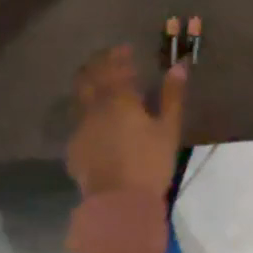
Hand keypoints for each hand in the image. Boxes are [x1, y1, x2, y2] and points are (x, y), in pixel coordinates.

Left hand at [67, 45, 186, 197]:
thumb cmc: (149, 163)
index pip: (115, 68)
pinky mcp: (74, 149)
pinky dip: (85, 112)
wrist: (118, 203)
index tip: (125, 48)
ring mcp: (80, 128)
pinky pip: (77, 121)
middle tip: (107, 58)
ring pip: (79, 97)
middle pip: (90, 77)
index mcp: (118, 99)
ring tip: (97, 82)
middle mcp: (94, 108)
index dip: (119, 56)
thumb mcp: (168, 128)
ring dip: (87, 84)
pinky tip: (92, 119)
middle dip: (98, 64)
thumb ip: (171, 95)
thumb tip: (178, 66)